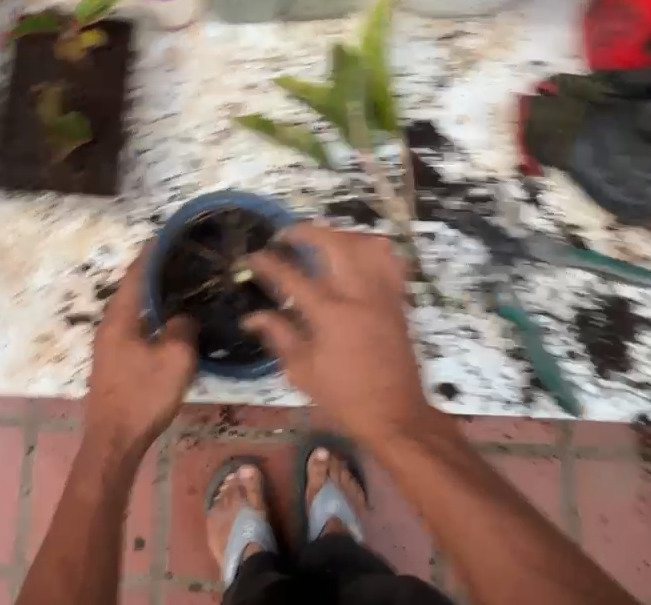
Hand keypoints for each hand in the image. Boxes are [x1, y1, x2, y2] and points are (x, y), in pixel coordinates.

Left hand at [83, 250, 198, 452]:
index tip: (169, 235)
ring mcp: (110, 345)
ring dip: (156, 299)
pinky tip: (172, 325)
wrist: (113, 441)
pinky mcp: (115, 363)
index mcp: (120, 316)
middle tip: (185, 261)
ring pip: (136, 311)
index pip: (137, 273)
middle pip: (135, 289)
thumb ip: (182, 328)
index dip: (153, 253)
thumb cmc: (143, 395)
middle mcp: (110, 324)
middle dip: (157, 274)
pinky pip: (137, 328)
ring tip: (184, 289)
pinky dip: (154, 319)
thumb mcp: (175, 357)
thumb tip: (184, 317)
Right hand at [244, 223, 431, 444]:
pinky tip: (358, 252)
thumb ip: (279, 336)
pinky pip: (391, 261)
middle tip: (286, 237)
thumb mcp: (303, 373)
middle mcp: (358, 296)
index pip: (291, 276)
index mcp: (329, 315)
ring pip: (366, 244)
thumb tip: (252, 316)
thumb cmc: (345, 399)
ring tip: (320, 239)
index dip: (266, 263)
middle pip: (334, 243)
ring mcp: (383, 296)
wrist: (397, 417)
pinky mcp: (399, 302)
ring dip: (339, 234)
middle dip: (305, 232)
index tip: (251, 258)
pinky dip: (373, 249)